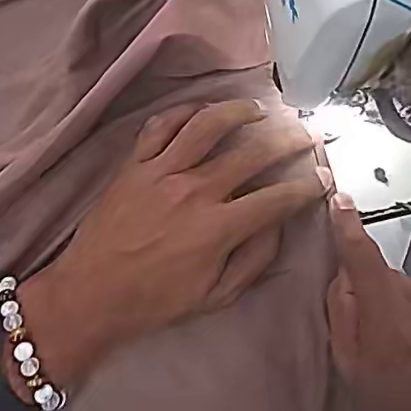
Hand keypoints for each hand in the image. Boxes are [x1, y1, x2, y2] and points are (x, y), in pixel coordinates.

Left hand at [18, 100, 330, 387]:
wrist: (89, 294)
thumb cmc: (152, 301)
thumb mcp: (214, 296)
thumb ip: (253, 260)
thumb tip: (277, 226)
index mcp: (217, 229)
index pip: (277, 198)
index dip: (307, 186)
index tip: (321, 178)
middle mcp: (194, 192)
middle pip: (252, 153)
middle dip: (288, 140)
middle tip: (304, 134)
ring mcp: (161, 173)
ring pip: (207, 125)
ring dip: (239, 111)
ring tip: (258, 109)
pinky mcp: (134, 165)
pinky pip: (161, 126)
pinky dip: (183, 112)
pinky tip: (201, 111)